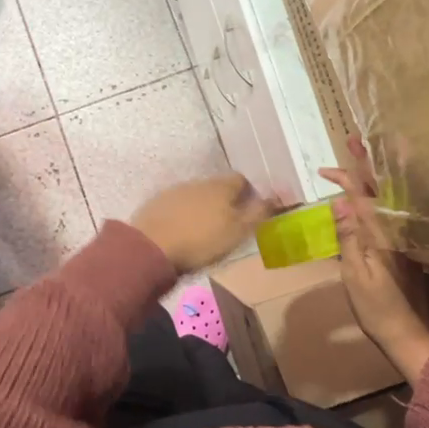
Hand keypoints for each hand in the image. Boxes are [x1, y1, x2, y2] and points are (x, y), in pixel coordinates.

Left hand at [131, 174, 271, 272]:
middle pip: (218, 187)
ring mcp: (175, 191)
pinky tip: (183, 231)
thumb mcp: (238, 232)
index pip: (241, 180)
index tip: (251, 210)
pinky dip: (184, 214)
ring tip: (205, 230)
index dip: (249, 193)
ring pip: (197, 195)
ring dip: (203, 207)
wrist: (151, 247)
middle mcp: (198, 182)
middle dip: (225, 201)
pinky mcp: (157, 203)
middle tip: (230, 223)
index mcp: (221, 186)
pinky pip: (178, 205)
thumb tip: (277, 196)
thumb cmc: (201, 241)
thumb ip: (258, 213)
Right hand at [322, 136, 428, 382]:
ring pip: (386, 197)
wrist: (407, 333)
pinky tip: (375, 190)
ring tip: (368, 154)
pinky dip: (380, 193)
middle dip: (366, 162)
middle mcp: (393, 228)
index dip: (346, 176)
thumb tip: (340, 201)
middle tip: (355, 139)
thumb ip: (349, 236)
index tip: (326, 167)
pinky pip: (388, 210)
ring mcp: (399, 237)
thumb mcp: (355, 273)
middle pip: (378, 188)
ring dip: (376, 173)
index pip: (361, 195)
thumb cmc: (376, 307)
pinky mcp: (400, 246)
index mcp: (380, 233)